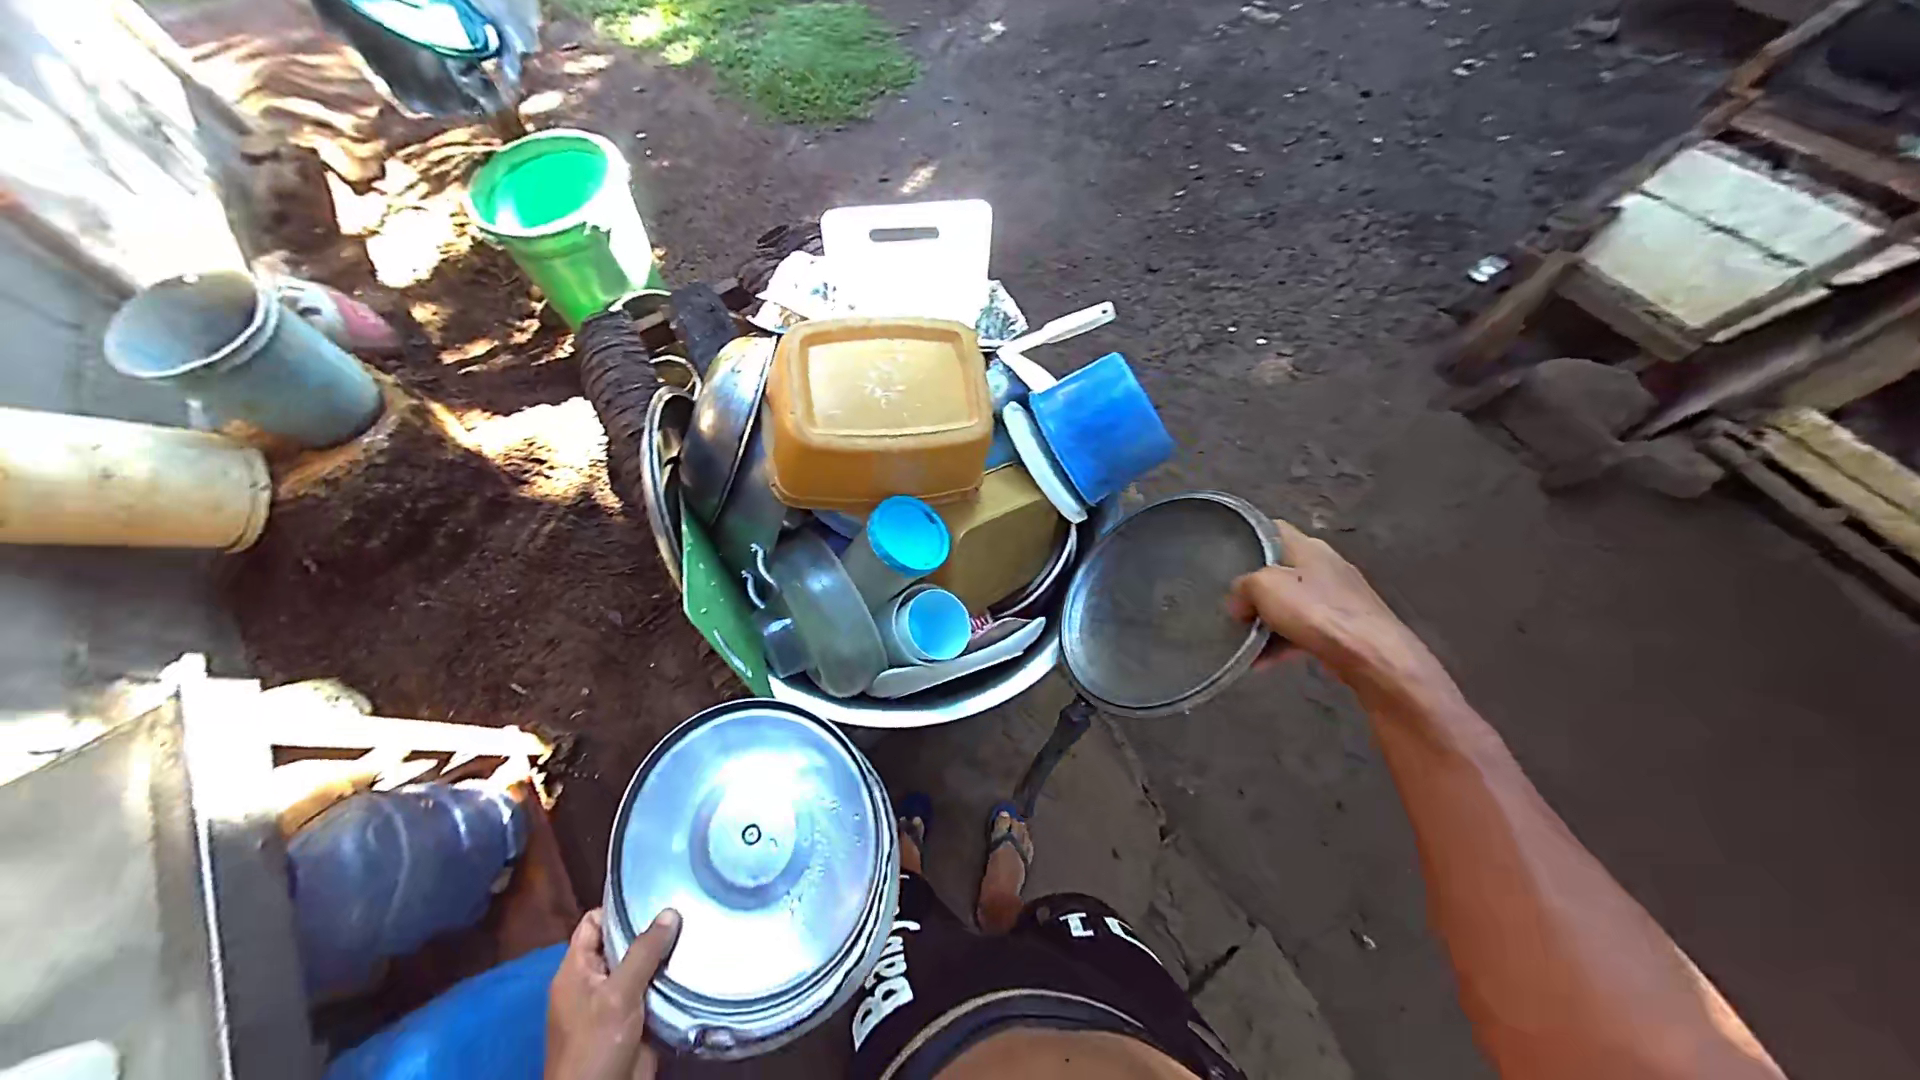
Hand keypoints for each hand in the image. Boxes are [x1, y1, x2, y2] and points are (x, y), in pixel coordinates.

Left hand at [546, 907, 681, 1079]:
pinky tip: (694, 959)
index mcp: (576, 970)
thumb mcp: (617, 995)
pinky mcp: (636, 1017)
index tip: (654, 895)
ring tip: (696, 927)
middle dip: (651, 927)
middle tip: (685, 907)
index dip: (619, 908)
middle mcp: (594, 980)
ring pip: (642, 963)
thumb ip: (643, 952)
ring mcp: (614, 1000)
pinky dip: (671, 974)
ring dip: (665, 952)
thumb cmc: (595, 1046)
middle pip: (622, 940)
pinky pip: (654, 985)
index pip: (594, 923)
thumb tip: (670, 911)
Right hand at [1228, 519, 1443, 701]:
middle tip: (1233, 605)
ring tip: (1243, 640)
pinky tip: (1262, 661)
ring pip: (1291, 603)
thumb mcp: (1263, 587)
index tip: (1226, 555)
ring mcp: (1338, 598)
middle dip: (1254, 589)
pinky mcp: (1344, 627)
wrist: (1372, 655)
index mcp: (1308, 546)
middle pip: (1280, 570)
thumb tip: (1238, 603)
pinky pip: (1304, 629)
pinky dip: (1283, 642)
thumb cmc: (1315, 610)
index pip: (1272, 530)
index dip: (1248, 538)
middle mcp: (1325, 566)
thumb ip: (1242, 588)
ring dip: (1266, 620)